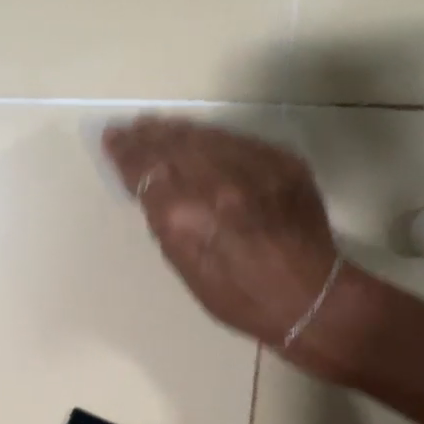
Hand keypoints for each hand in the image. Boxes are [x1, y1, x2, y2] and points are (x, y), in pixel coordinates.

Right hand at [103, 116, 342, 347]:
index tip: (112, 139)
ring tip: (156, 125)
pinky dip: (211, 136)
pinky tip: (199, 136)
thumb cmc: (239, 298)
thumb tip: (152, 188)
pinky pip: (236, 139)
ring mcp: (253, 167)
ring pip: (204, 135)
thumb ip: (166, 222)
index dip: (126, 153)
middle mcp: (216, 182)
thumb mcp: (186, 267)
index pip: (146, 169)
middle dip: (146, 135)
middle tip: (129, 128)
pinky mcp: (281, 161)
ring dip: (176, 130)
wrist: (311, 297)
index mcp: (185, 216)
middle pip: (172, 145)